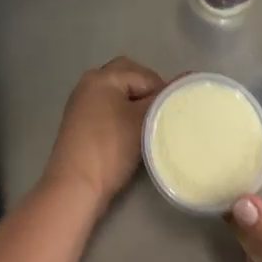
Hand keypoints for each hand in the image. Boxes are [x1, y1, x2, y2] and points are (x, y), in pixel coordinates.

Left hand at [41, 57, 166, 205]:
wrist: (75, 186)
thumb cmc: (110, 148)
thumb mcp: (142, 121)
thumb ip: (164, 98)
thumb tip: (186, 77)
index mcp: (103, 76)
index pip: (144, 75)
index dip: (162, 92)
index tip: (172, 114)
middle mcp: (89, 82)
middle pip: (127, 76)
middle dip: (146, 91)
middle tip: (160, 113)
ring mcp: (81, 101)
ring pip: (116, 92)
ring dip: (133, 102)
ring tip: (147, 124)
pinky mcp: (78, 121)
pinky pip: (105, 105)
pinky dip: (119, 112)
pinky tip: (129, 131)